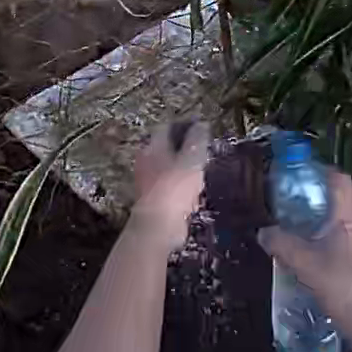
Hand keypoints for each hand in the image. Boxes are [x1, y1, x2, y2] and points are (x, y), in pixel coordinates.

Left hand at [128, 121, 208, 250]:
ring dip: (186, 171)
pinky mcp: (153, 201)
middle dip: (187, 150)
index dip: (186, 125)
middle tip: (205, 152)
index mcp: (153, 146)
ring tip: (202, 175)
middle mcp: (147, 160)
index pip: (168, 127)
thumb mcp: (192, 157)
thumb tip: (201, 124)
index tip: (204, 129)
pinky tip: (195, 197)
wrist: (159, 227)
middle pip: (169, 148)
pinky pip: (172, 188)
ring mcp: (148, 181)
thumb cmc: (176, 186)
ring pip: (171, 169)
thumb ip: (198, 139)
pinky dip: (183, 190)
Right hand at [258, 170, 351, 329]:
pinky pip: (337, 247)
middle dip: (313, 202)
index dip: (325, 172)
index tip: (305, 172)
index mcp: (345, 219)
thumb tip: (264, 232)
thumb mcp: (305, 262)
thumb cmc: (341, 284)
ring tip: (293, 233)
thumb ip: (282, 245)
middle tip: (290, 205)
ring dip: (316, 226)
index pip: (341, 182)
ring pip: (335, 227)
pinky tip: (306, 261)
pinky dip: (321, 246)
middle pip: (336, 204)